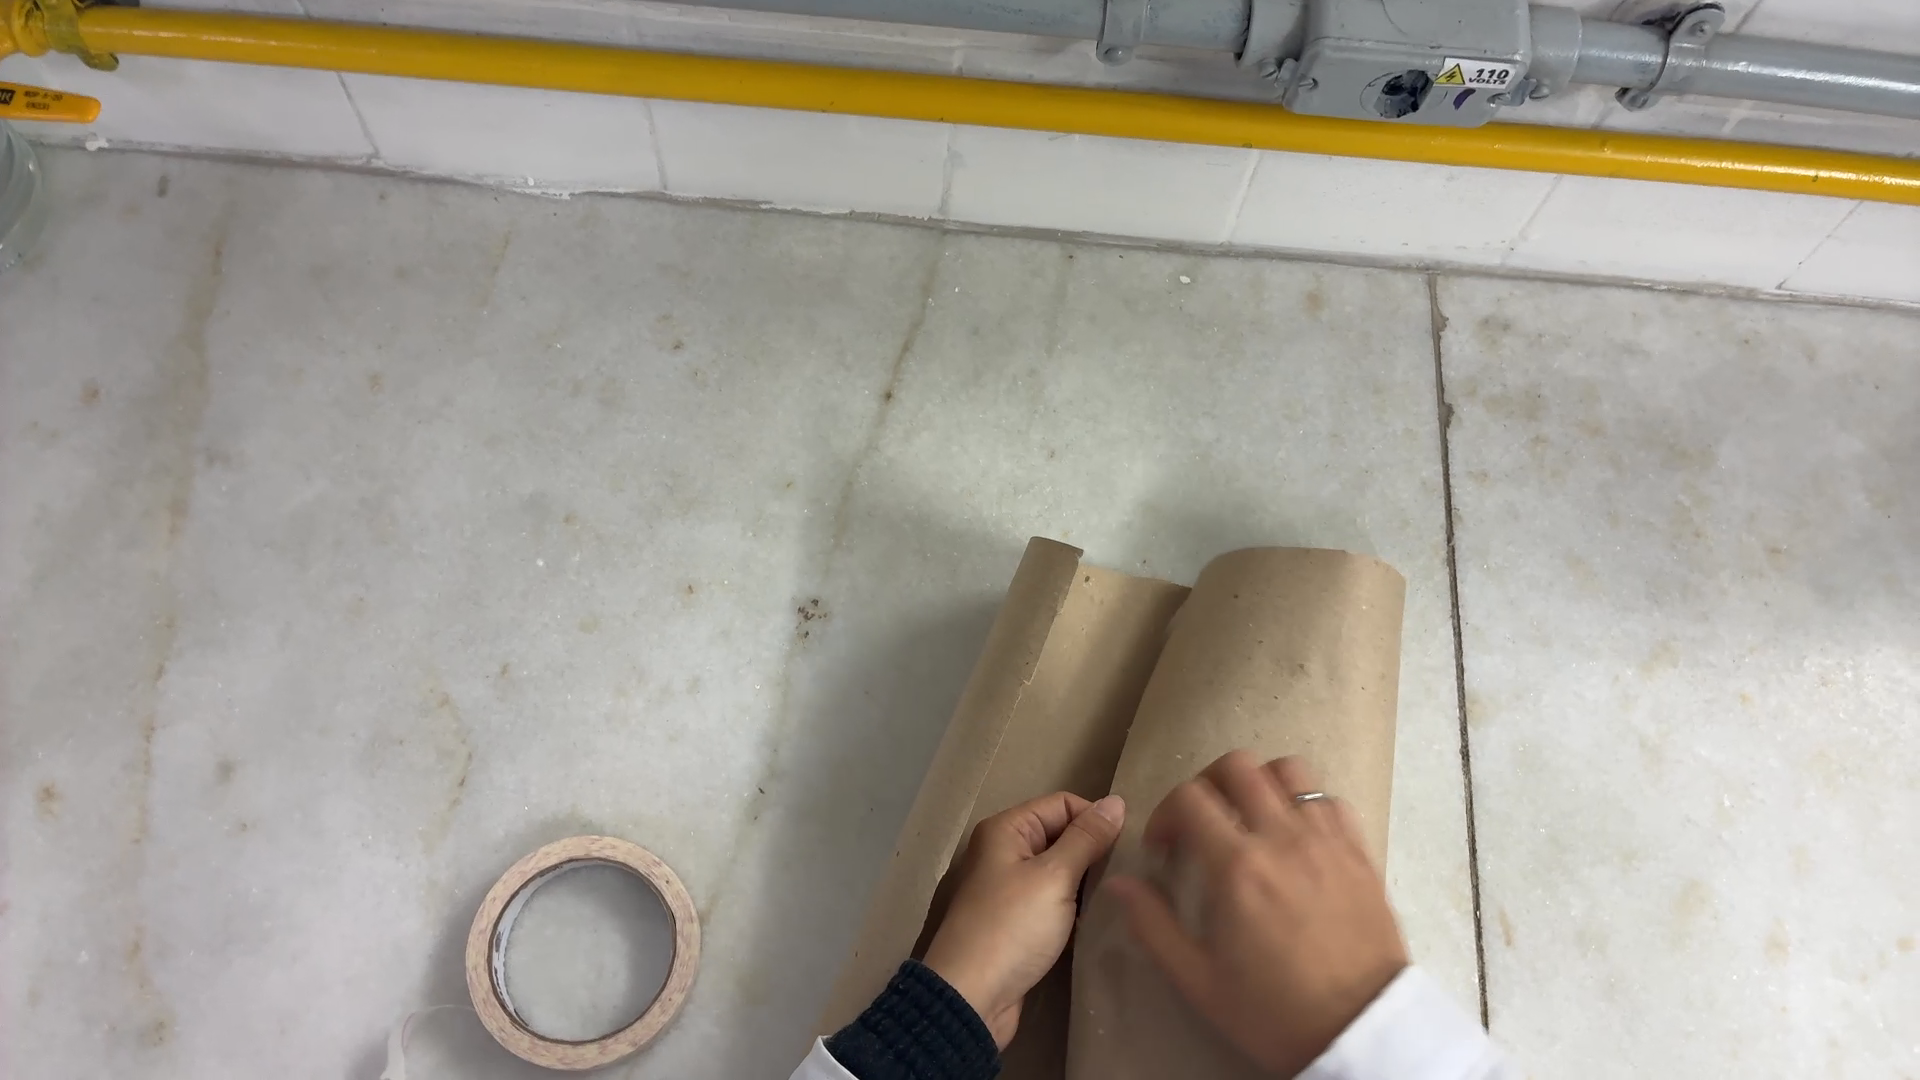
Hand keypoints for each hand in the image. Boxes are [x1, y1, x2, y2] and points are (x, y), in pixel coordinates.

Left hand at [922, 791, 1125, 1047]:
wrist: (971, 997)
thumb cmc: (1012, 926)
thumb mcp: (1054, 877)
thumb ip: (1086, 839)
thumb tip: (1116, 802)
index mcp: (1007, 829)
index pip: (1062, 804)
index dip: (1094, 818)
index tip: (1128, 845)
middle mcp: (1004, 850)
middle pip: (1060, 835)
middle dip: (1093, 851)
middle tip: (1131, 872)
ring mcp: (1009, 887)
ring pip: (1060, 871)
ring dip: (1086, 882)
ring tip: (1123, 894)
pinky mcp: (1017, 921)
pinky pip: (1053, 901)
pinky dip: (1074, 907)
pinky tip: (1100, 918)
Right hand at [1103, 751, 1407, 1076]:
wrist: (1366, 1040)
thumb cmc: (1276, 1012)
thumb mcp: (1199, 980)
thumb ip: (1152, 924)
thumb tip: (1118, 882)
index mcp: (1236, 866)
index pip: (1188, 797)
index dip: (1165, 813)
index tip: (1165, 847)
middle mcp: (1280, 838)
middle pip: (1236, 766)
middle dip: (1207, 783)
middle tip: (1202, 819)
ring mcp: (1325, 840)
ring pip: (1287, 770)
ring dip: (1259, 782)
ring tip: (1250, 815)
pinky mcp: (1360, 852)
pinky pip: (1329, 798)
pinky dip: (1305, 802)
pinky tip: (1296, 833)